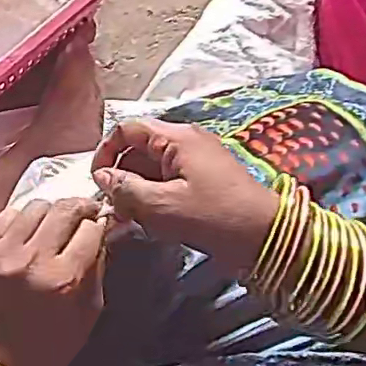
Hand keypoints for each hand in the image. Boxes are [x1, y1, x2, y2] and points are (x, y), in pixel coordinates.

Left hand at [0, 198, 108, 365]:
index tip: (101, 225)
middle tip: (85, 213)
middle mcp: (33, 260)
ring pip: (37, 205)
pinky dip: (24, 218)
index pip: (91, 229)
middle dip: (81, 207)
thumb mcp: (90, 310)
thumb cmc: (52, 340)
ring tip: (55, 224)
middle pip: (65, 209)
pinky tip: (30, 231)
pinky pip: (9, 214)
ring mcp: (4, 252)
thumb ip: (98, 266)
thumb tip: (103, 229)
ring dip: (52, 211)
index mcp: (64, 278)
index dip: (100, 224)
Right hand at [91, 119, 279, 271]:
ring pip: (151, 168)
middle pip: (138, 149)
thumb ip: (126, 188)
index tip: (98, 181)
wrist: (267, 236)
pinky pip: (167, 181)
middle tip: (115, 208)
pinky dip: (154, 197)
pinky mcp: (203, 179)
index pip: (127, 129)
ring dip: (136, 191)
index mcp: (176, 138)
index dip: (106, 151)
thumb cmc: (213, 216)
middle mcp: (185, 142)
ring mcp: (196, 160)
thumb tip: (103, 177)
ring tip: (133, 218)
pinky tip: (153, 221)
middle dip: (121, 177)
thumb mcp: (162, 204)